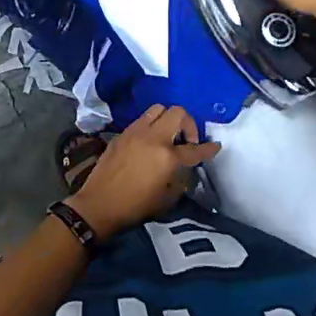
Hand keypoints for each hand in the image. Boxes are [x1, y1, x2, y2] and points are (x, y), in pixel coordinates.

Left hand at [64, 106, 218, 241]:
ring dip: (168, 118)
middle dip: (188, 124)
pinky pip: (142, 119)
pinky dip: (152, 125)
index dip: (209, 148)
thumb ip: (181, 179)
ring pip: (158, 108)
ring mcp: (135, 132)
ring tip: (168, 136)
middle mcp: (153, 138)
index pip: (195, 149)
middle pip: (178, 113)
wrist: (100, 204)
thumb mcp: (167, 198)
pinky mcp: (122, 133)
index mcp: (167, 157)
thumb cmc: (136, 207)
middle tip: (187, 140)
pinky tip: (150, 142)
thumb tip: (184, 168)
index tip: (215, 146)